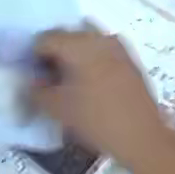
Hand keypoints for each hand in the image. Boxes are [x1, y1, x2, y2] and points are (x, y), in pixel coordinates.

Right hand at [29, 28, 174, 164]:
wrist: (142, 137)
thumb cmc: (95, 119)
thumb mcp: (56, 108)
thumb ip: (36, 90)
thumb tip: (32, 80)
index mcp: (78, 43)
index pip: (44, 39)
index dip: (33, 56)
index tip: (33, 77)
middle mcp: (98, 36)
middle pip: (66, 36)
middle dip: (54, 54)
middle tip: (49, 79)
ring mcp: (118, 46)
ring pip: (86, 42)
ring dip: (73, 56)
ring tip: (70, 83)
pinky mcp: (130, 59)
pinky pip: (102, 51)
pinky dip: (91, 60)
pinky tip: (90, 85)